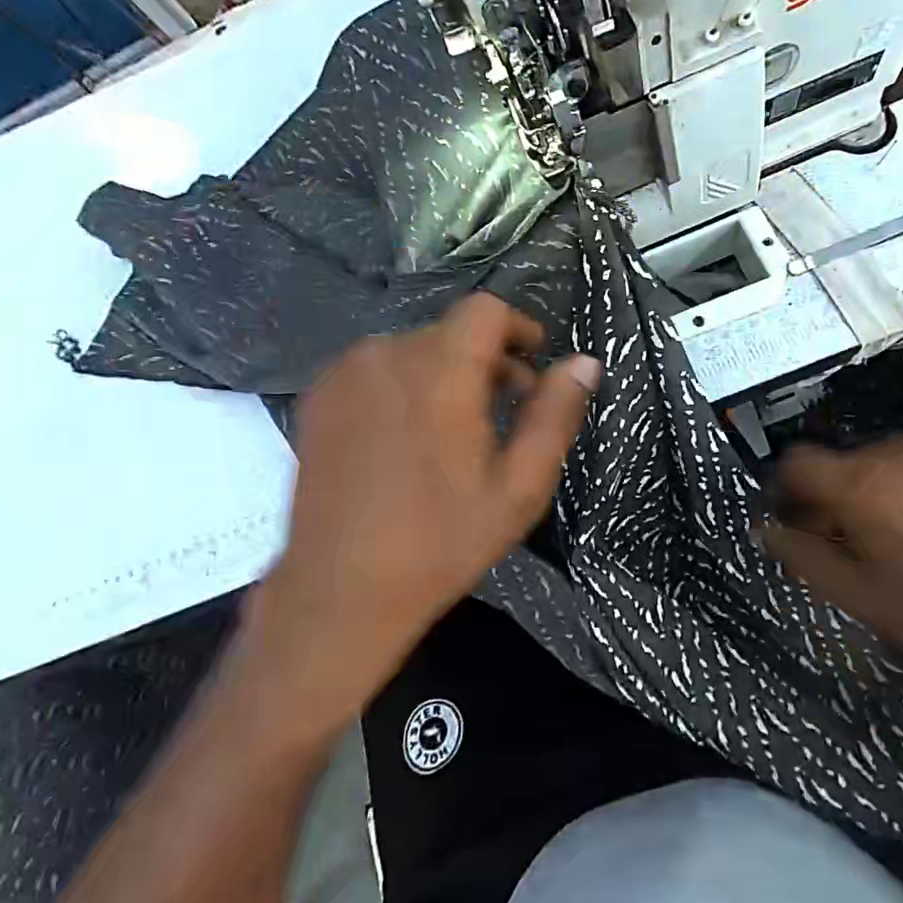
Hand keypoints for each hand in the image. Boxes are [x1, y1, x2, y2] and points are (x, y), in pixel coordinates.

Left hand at [241, 293, 599, 731]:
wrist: (340, 592)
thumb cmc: (444, 540)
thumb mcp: (521, 485)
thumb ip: (555, 414)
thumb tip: (585, 363)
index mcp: (440, 373)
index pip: (485, 310)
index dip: (520, 328)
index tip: (536, 364)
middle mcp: (385, 357)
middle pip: (451, 331)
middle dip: (489, 359)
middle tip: (510, 410)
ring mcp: (343, 377)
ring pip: (414, 348)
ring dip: (448, 372)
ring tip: (462, 428)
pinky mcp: (317, 401)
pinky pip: (377, 369)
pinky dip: (408, 385)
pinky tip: (413, 438)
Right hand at [762, 435, 902, 748]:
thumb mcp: (856, 595)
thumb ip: (802, 554)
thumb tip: (769, 528)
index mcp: (860, 483)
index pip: (797, 461)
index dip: (786, 489)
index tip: (796, 520)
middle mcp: (897, 452)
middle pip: (842, 462)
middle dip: (835, 495)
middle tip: (851, 542)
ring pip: (884, 462)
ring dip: (875, 491)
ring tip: (901, 542)